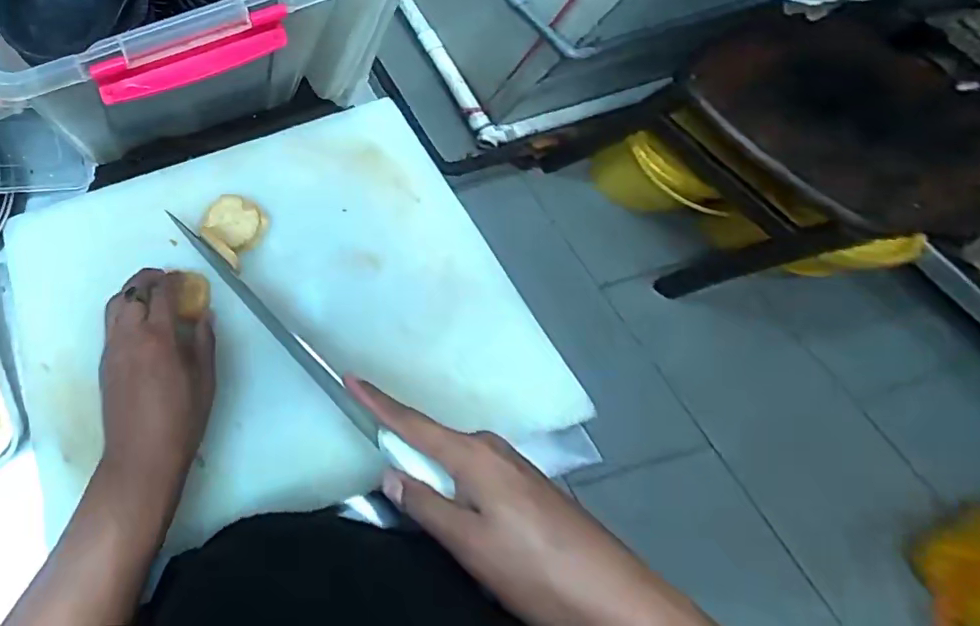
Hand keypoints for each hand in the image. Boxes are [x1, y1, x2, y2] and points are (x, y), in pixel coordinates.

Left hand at [97, 269, 215, 502]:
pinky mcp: (104, 361)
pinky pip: (110, 322)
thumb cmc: (180, 423)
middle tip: (164, 279)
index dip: (173, 281)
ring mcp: (113, 347)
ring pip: (116, 303)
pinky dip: (122, 310)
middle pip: (133, 291)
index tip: (183, 277)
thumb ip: (204, 343)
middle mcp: (130, 335)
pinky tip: (137, 322)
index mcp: (158, 337)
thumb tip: (204, 315)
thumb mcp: (204, 382)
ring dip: (131, 291)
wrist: (139, 458)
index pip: (162, 294)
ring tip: (147, 294)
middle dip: (149, 279)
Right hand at [348, 377, 715, 625]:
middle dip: (413, 457)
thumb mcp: (471, 546)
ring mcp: (519, 468)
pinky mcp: (536, 490)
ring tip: (447, 524)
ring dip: (442, 481)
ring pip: (461, 464)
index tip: (350, 377)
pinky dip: (467, 491)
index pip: (411, 422)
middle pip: (436, 443)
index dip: (377, 402)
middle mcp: (494, 450)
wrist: (629, 608)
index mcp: (473, 456)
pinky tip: (480, 528)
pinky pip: (483, 477)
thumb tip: (391, 474)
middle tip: (401, 490)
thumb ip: (424, 505)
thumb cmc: (539, 571)